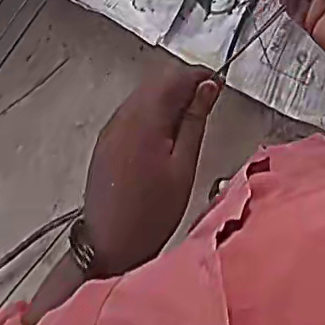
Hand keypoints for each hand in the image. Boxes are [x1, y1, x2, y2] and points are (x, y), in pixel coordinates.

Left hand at [81, 61, 219, 275]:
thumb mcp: (184, 165)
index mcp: (146, 117)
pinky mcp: (106, 140)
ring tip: (188, 123)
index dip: (200, 77)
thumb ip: (195, 119)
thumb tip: (208, 88)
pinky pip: (132, 112)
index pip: (176, 78)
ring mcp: (112, 126)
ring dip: (167, 99)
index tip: (218, 84)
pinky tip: (163, 136)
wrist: (108, 247)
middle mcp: (124, 114)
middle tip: (207, 104)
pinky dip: (151, 113)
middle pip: (158, 82)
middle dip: (184, 86)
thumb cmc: (151, 213)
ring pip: (145, 95)